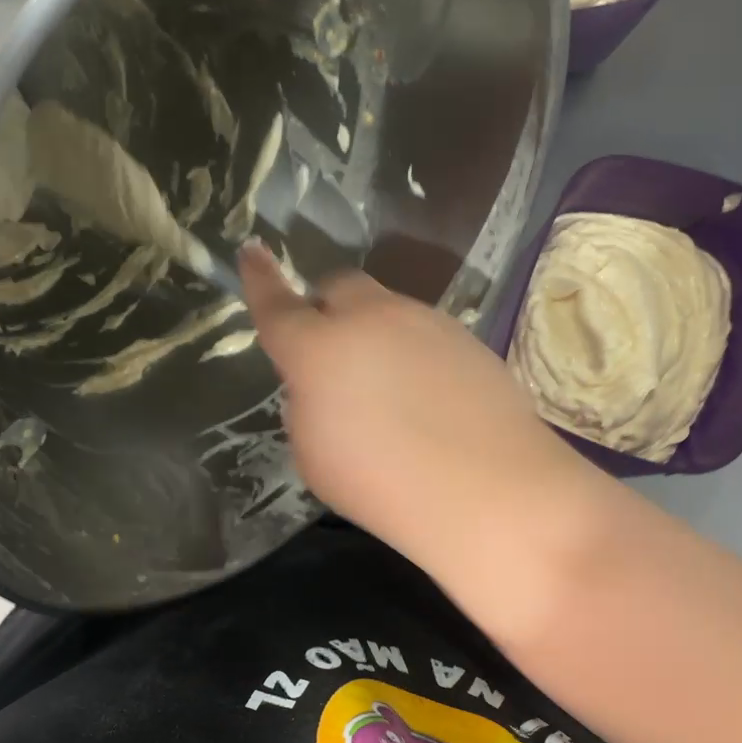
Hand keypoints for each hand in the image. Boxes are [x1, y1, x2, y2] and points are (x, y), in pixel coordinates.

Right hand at [238, 242, 597, 551]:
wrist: (491, 491)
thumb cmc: (380, 483)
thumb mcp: (312, 453)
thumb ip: (306, 407)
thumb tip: (320, 388)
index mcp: (319, 349)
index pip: (277, 304)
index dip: (259, 279)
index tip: (251, 251)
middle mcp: (371, 320)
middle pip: (338, 287)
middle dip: (325, 308)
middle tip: (327, 351)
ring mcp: (426, 323)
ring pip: (385, 309)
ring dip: (371, 332)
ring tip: (384, 389)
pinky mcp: (467, 339)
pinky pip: (422, 332)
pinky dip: (410, 352)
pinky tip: (425, 399)